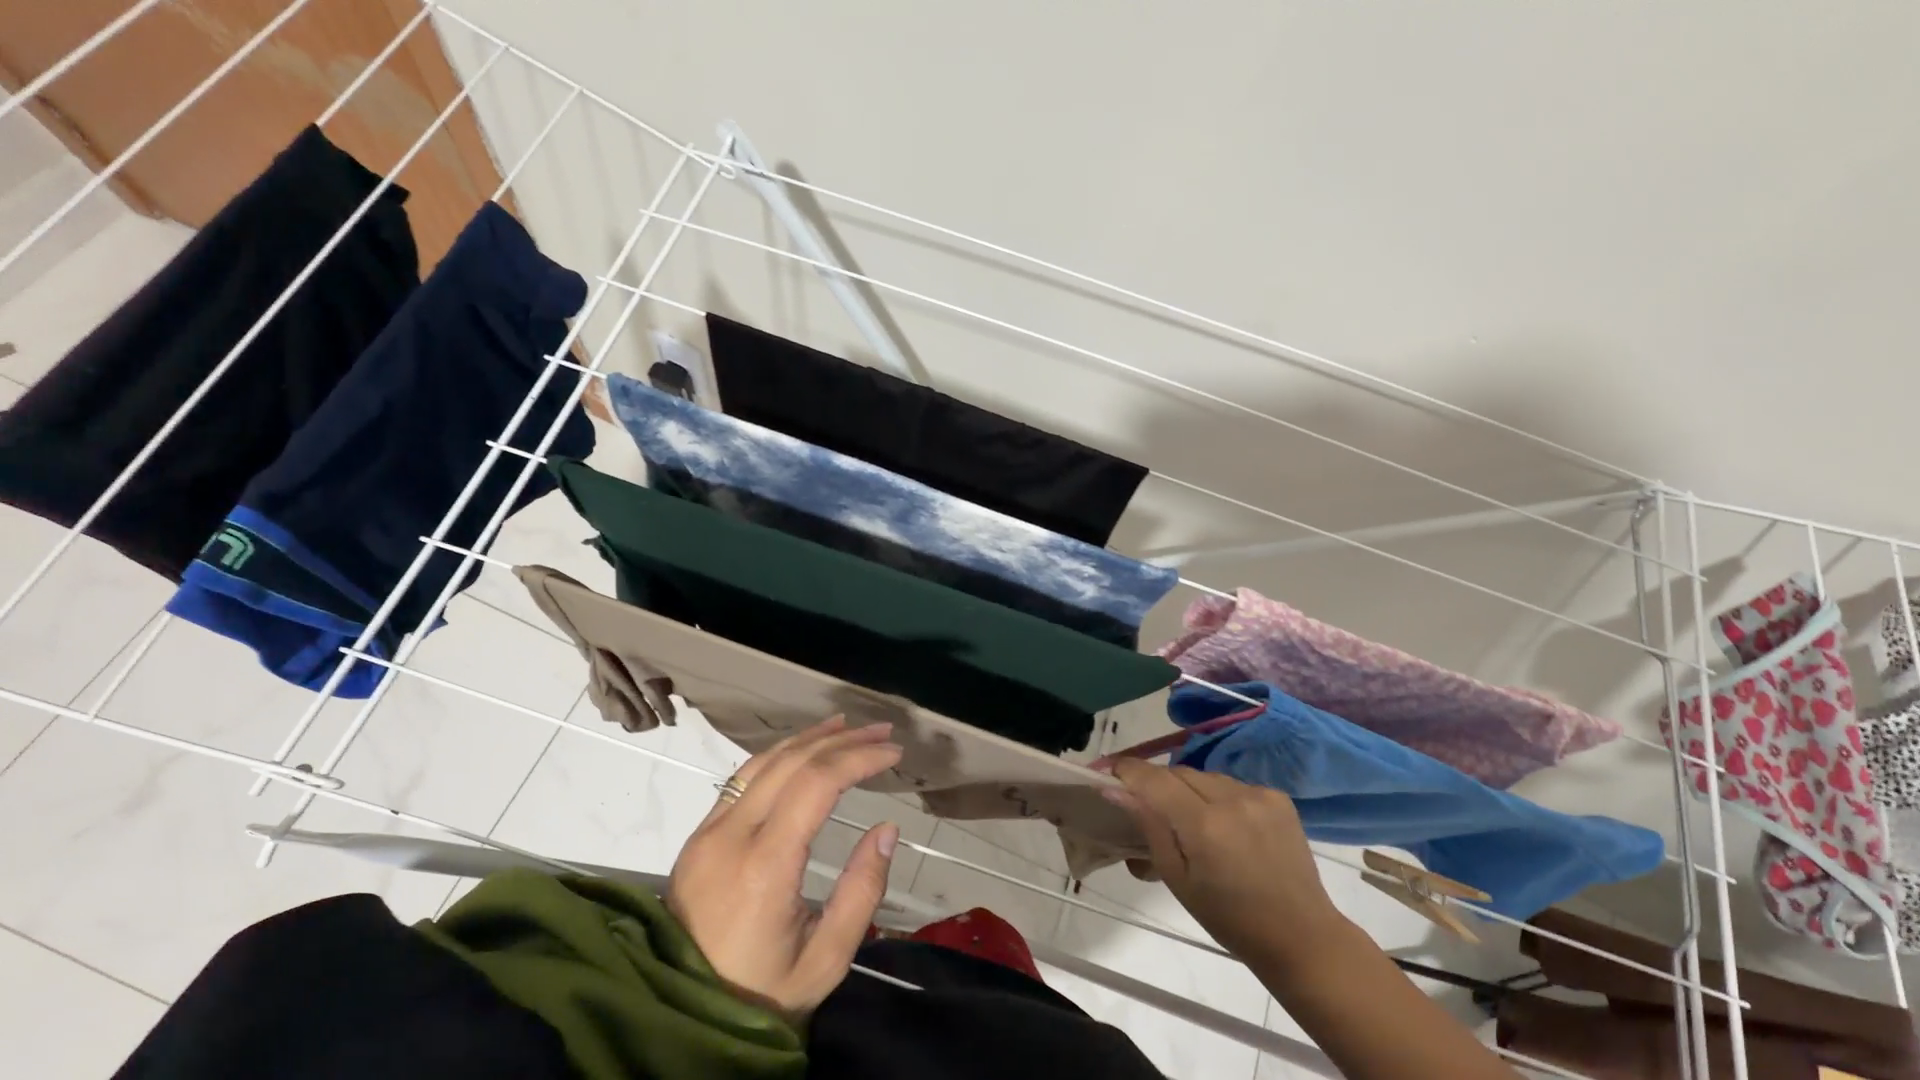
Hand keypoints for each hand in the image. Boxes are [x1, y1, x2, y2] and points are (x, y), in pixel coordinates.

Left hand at [667, 717, 901, 1019]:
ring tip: (847, 727)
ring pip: (761, 763)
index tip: (894, 753)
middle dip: (841, 740)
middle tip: (882, 733)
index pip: (816, 784)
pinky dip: (778, 757)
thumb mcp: (827, 958)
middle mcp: (731, 836)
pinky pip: (741, 780)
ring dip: (808, 739)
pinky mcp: (698, 837)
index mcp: (766, 866)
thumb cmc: (765, 991)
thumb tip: (886, 829)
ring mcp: (708, 832)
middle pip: (790, 763)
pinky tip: (801, 753)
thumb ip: (861, 891)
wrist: (686, 1012)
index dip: (858, 758)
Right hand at [1106, 759, 1344, 965]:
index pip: (1154, 779)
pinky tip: (1225, 826)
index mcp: (1204, 824)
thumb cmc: (1228, 918)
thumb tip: (1115, 790)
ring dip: (1190, 790)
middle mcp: (1233, 799)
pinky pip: (1233, 785)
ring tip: (1190, 823)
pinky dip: (1219, 797)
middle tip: (1146, 807)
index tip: (1108, 772)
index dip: (1128, 770)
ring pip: (1206, 777)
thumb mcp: (1177, 879)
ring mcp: (1260, 795)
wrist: (1299, 935)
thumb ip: (1148, 828)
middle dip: (1158, 784)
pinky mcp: (1279, 797)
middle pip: (1179, 773)